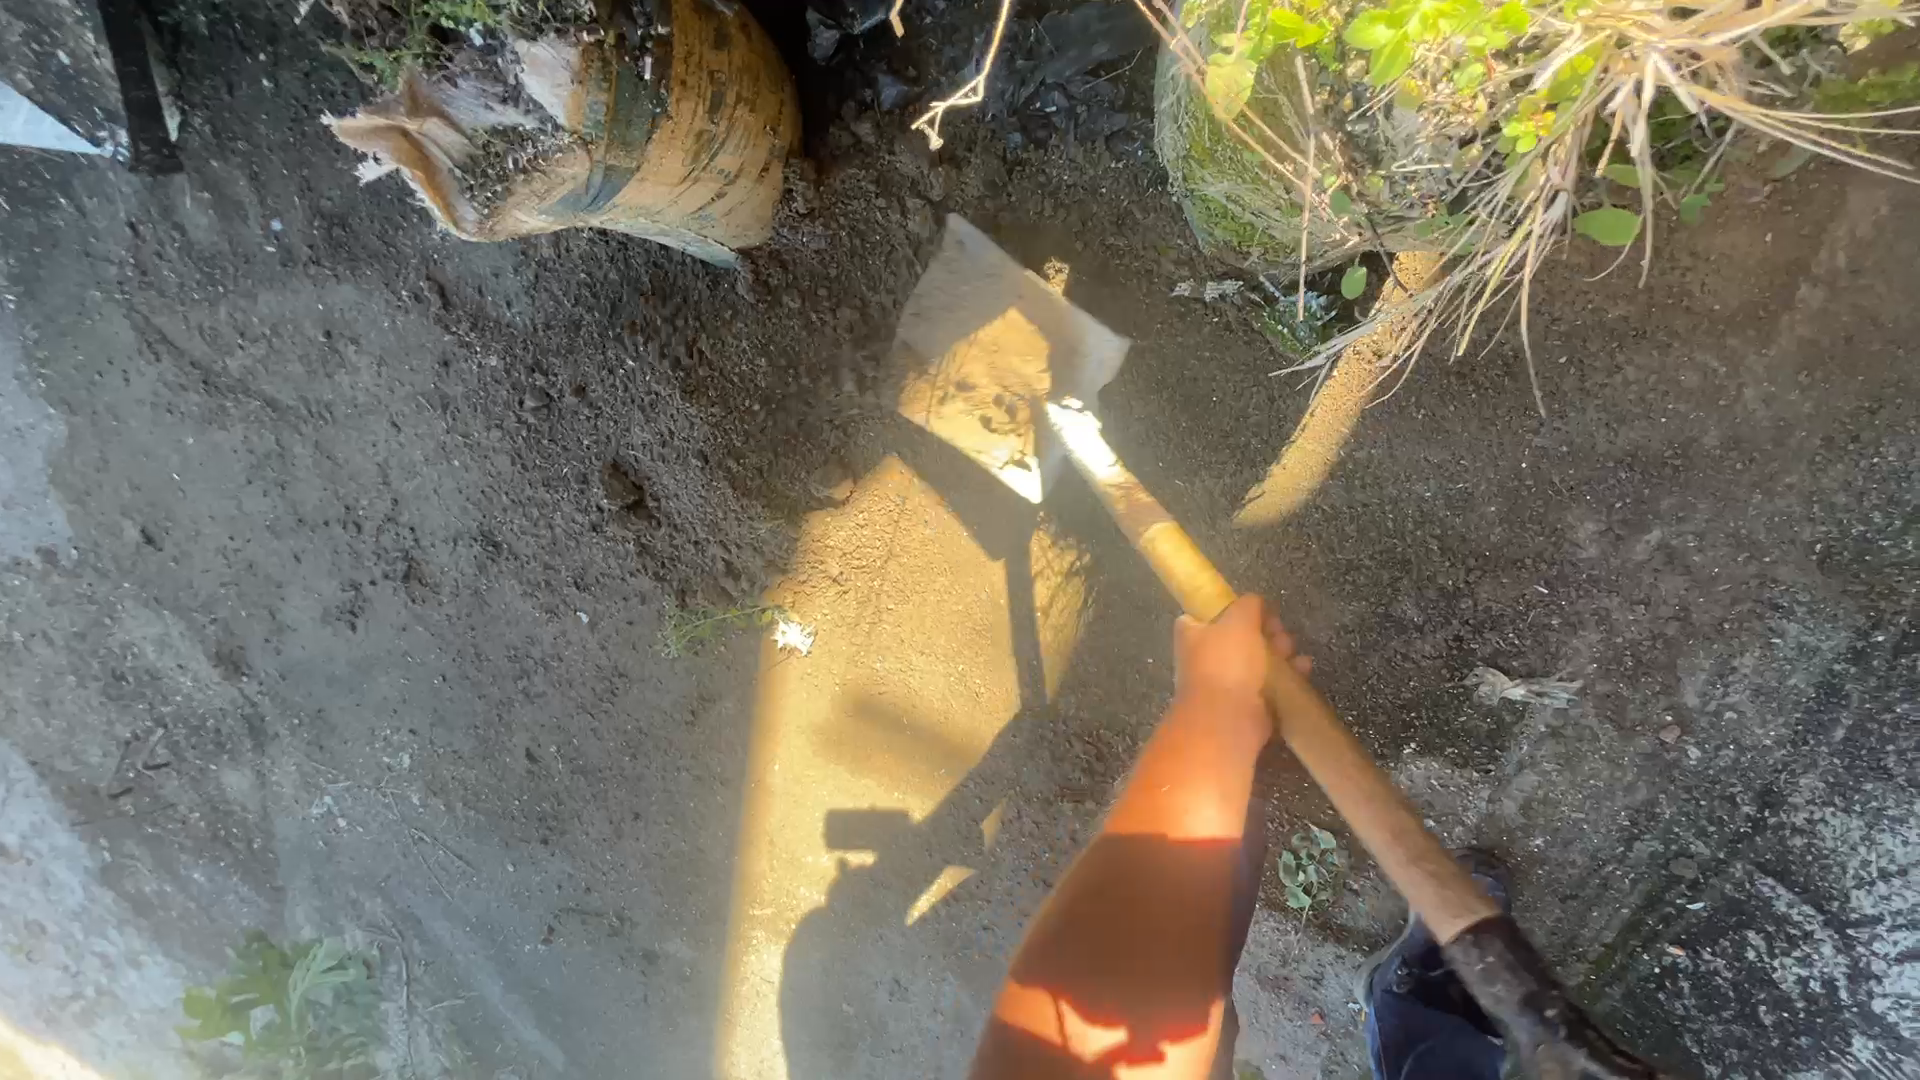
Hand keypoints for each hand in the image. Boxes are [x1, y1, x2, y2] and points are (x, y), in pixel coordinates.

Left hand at [1173, 595, 1313, 712]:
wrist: (1227, 718)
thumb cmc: (1226, 662)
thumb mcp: (1238, 620)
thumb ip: (1247, 605)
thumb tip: (1255, 601)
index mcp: (1191, 633)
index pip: (1206, 614)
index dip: (1231, 609)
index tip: (1254, 609)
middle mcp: (1203, 656)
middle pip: (1238, 636)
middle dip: (1264, 630)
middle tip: (1280, 631)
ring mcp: (1224, 681)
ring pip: (1256, 659)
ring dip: (1278, 652)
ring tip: (1292, 650)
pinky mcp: (1246, 703)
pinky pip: (1269, 684)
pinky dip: (1287, 675)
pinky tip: (1303, 668)